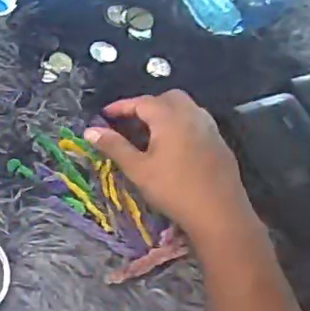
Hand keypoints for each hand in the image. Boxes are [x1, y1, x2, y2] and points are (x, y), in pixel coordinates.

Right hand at [83, 92, 256, 240]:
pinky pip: (196, 122)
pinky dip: (179, 124)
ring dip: (165, 113)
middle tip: (128, 122)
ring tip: (148, 133)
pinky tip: (171, 146)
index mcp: (170, 118)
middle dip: (146, 105)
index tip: (104, 115)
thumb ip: (114, 146)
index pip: (142, 102)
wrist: (219, 212)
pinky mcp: (219, 143)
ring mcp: (210, 129)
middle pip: (168, 98)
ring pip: (186, 108)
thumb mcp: (137, 169)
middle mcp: (193, 116)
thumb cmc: (173, 189)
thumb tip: (90, 131)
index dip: (121, 106)